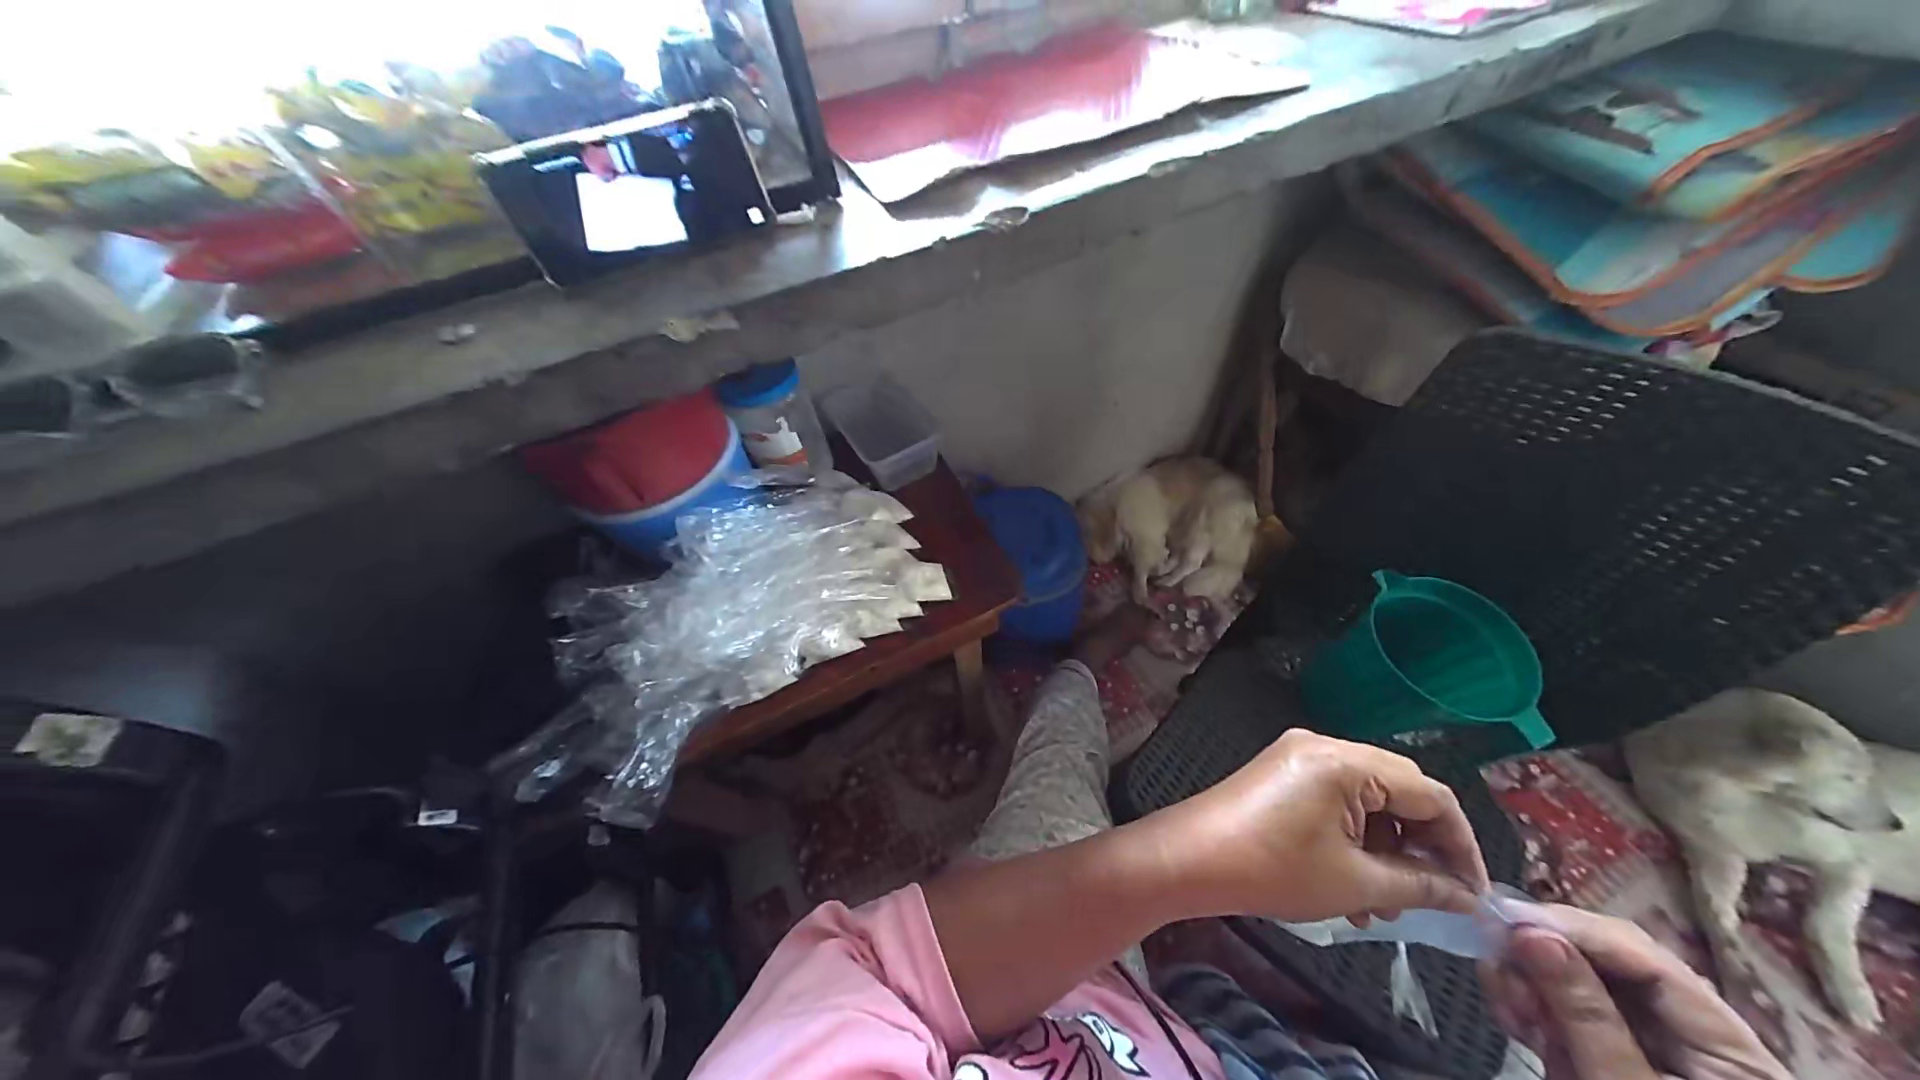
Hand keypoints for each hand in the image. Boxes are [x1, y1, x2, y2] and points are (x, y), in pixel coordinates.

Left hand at [1146, 729, 1489, 923]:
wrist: (1188, 858)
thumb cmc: (1272, 868)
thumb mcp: (1356, 883)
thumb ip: (1421, 885)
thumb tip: (1464, 895)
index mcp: (1344, 760)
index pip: (1431, 793)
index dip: (1461, 846)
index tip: (1472, 894)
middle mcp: (1322, 745)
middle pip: (1400, 791)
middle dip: (1421, 848)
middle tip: (1430, 898)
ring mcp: (1297, 756)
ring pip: (1368, 799)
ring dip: (1386, 849)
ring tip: (1383, 904)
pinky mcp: (1280, 773)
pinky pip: (1335, 799)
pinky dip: (1353, 838)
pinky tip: (1352, 887)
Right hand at [1479, 904, 1789, 1079]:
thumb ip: (1585, 1017)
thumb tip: (1530, 932)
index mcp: (1731, 1050)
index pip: (1649, 960)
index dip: (1575, 929)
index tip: (1505, 918)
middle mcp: (1697, 1034)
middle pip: (1612, 961)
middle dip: (1546, 951)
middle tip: (1494, 959)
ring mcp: (1654, 1043)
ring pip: (1580, 976)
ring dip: (1530, 977)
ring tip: (1505, 1002)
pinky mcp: (1614, 1051)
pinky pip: (1566, 1006)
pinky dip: (1532, 1002)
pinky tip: (1512, 1015)